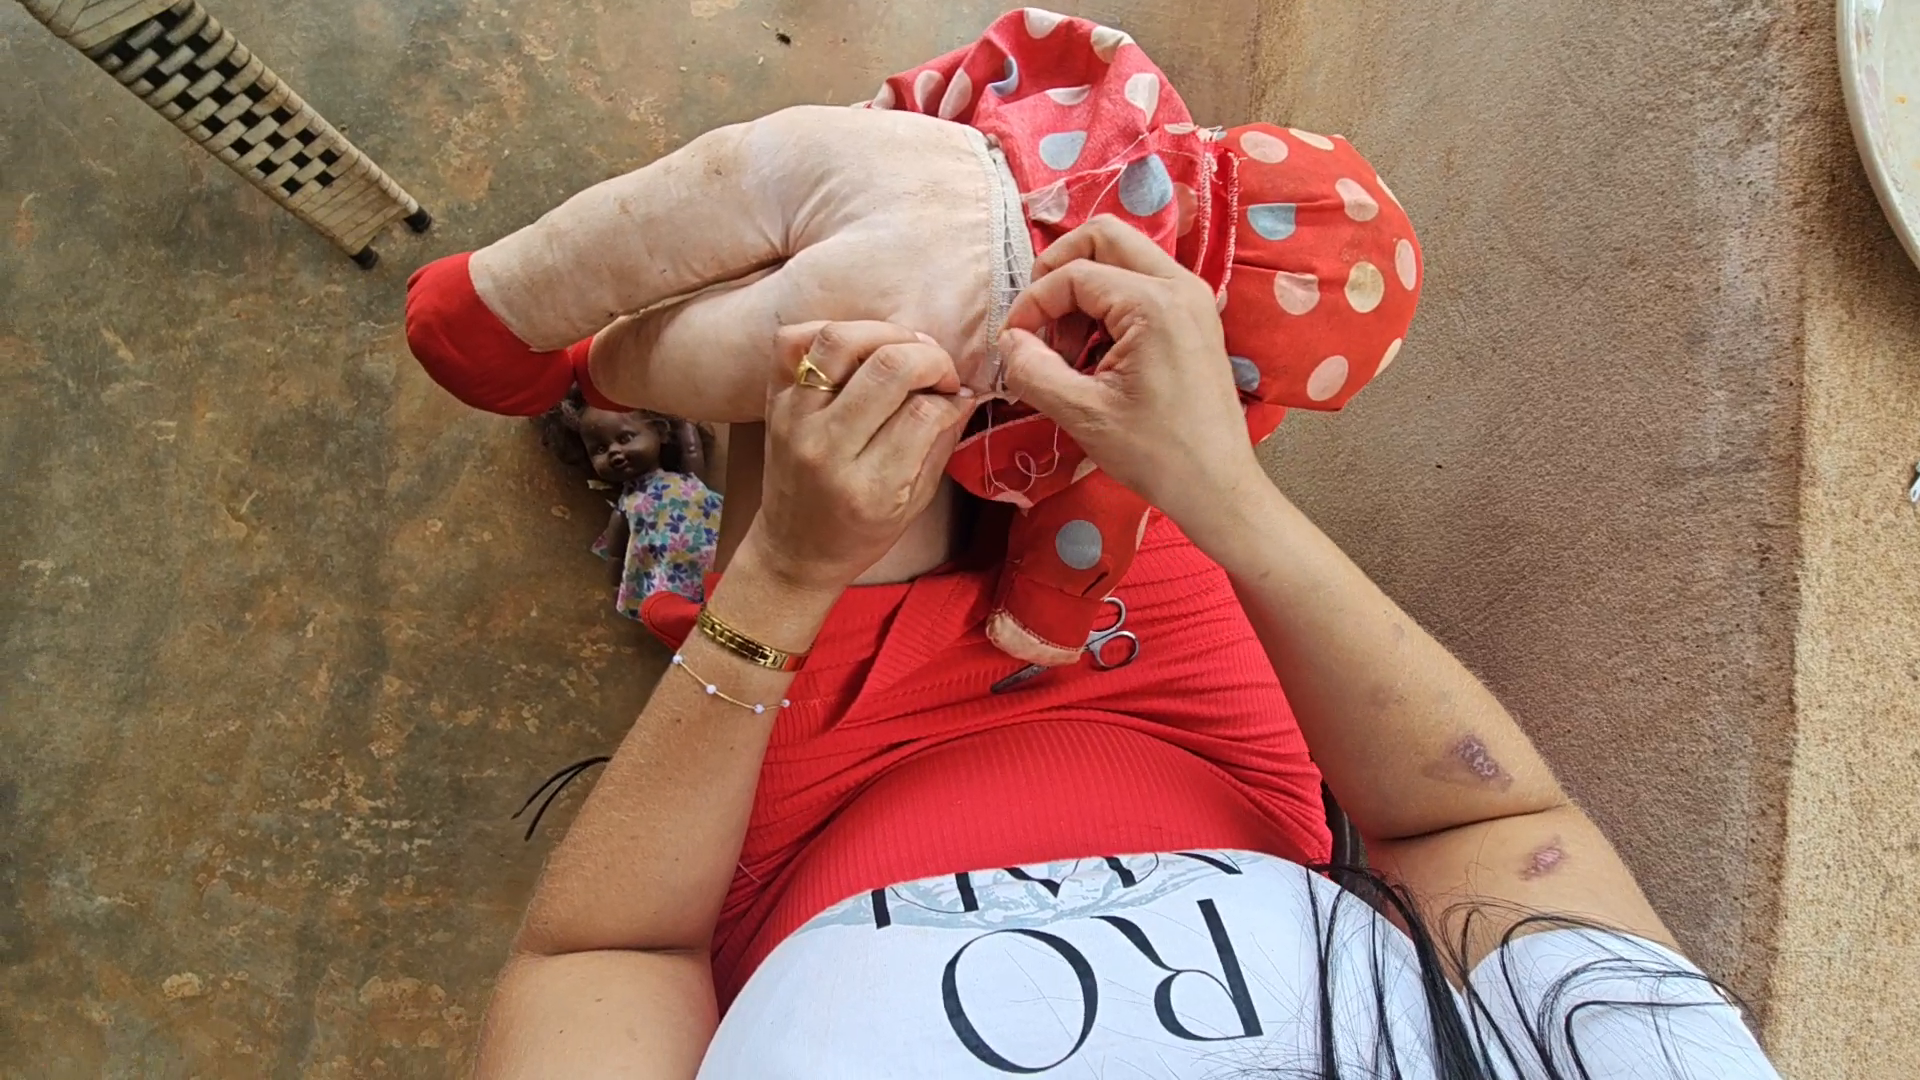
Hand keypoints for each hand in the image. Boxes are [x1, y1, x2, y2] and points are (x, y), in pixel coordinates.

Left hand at [735, 321, 977, 596]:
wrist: (795, 549)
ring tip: (904, 348)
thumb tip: (964, 391)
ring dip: (885, 333)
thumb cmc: (862, 534)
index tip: (956, 395)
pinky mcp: (775, 402)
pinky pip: (792, 341)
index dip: (950, 394)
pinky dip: (828, 331)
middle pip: (888, 368)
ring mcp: (795, 420)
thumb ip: (940, 444)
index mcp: (869, 487)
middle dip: (929, 357)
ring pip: (841, 341)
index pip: (923, 412)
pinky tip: (857, 348)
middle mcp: (827, 449)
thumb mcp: (915, 504)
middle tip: (938, 370)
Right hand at [1000, 216, 1266, 530]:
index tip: (1011, 343)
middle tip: (1038, 322)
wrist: (1215, 485)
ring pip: (1122, 259)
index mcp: (1154, 303)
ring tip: (1067, 352)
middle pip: (1103, 238)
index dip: (1032, 304)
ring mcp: (1191, 298)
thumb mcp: (1082, 414)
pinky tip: (1094, 357)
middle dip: (1058, 272)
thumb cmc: (1154, 453)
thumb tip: (1007, 342)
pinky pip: (1139, 286)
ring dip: (1082, 292)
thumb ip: (1034, 371)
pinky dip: (1106, 308)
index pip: (1073, 275)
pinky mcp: (1193, 318)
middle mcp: (1179, 285)